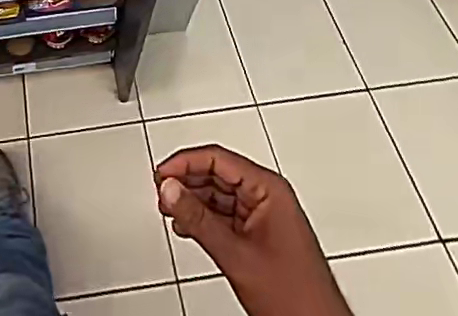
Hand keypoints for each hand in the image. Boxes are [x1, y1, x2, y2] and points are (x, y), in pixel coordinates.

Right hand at [154, 145, 351, 315]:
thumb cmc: (296, 298)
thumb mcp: (236, 254)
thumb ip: (199, 219)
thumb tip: (171, 190)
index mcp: (268, 189)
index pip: (219, 159)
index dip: (186, 162)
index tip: (162, 174)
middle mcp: (267, 196)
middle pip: (218, 173)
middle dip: (187, 181)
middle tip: (162, 190)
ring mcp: (264, 215)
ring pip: (219, 194)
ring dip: (193, 201)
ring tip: (170, 209)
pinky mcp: (259, 233)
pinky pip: (225, 214)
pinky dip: (204, 218)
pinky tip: (188, 226)